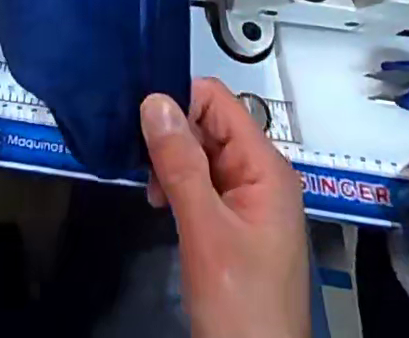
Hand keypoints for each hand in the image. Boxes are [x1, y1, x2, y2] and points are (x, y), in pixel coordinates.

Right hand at [142, 78, 309, 337]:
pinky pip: (202, 180)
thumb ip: (180, 164)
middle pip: (209, 124)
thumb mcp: (205, 231)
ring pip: (201, 152)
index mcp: (265, 167)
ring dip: (172, 163)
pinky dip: (178, 184)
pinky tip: (163, 203)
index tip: (143, 126)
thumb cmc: (239, 306)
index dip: (180, 103)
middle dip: (173, 137)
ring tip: (155, 193)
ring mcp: (248, 198)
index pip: (218, 102)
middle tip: (147, 170)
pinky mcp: (234, 219)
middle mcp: (260, 173)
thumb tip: (154, 101)